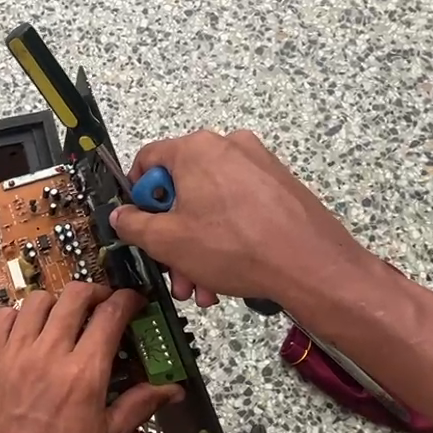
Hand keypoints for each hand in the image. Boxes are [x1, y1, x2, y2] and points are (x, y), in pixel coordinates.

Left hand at [0, 284, 182, 432]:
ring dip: (57, 303)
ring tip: (65, 320)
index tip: (134, 303)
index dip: (128, 300)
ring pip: (36, 301)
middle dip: (95, 293)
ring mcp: (12, 356)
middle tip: (103, 308)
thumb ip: (136, 407)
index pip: (111, 314)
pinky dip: (19, 316)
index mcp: (83, 374)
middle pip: (74, 297)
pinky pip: (2, 319)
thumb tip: (172, 389)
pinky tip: (28, 333)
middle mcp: (47, 355)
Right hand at [109, 129, 370, 308]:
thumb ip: (133, 224)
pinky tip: (224, 275)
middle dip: (170, 235)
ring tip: (199, 285)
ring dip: (196, 246)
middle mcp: (228, 147)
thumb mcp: (166, 241)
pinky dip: (225, 238)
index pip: (146, 160)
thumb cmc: (235, 247)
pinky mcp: (280, 187)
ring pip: (209, 205)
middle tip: (172, 269)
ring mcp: (258, 165)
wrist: (311, 265)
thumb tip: (121, 216)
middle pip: (180, 189)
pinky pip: (237, 209)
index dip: (136, 196)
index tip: (139, 225)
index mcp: (195, 149)